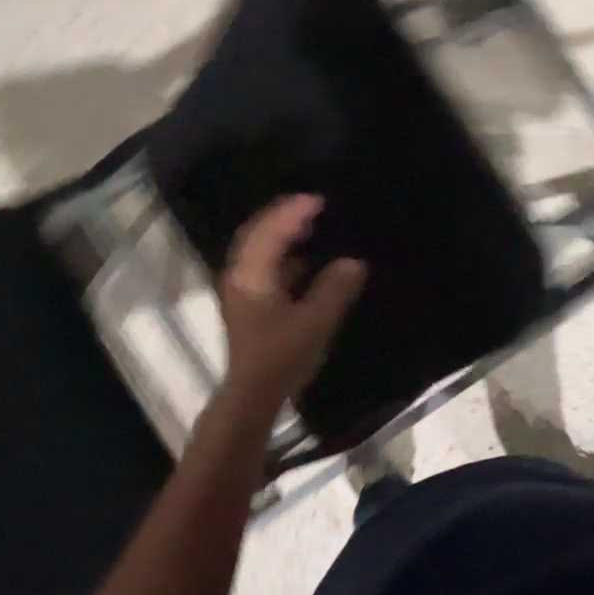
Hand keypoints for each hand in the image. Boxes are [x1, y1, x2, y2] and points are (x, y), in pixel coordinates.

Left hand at [218, 195, 366, 408]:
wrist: (253, 395)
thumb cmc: (281, 358)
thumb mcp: (314, 323)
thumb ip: (334, 289)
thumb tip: (354, 262)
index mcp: (251, 273)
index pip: (270, 229)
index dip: (294, 210)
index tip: (321, 199)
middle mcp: (239, 274)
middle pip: (258, 233)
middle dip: (285, 216)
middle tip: (316, 206)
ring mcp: (240, 290)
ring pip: (259, 250)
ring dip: (283, 235)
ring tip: (314, 226)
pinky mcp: (248, 305)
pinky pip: (263, 267)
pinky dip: (283, 256)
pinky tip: (307, 261)